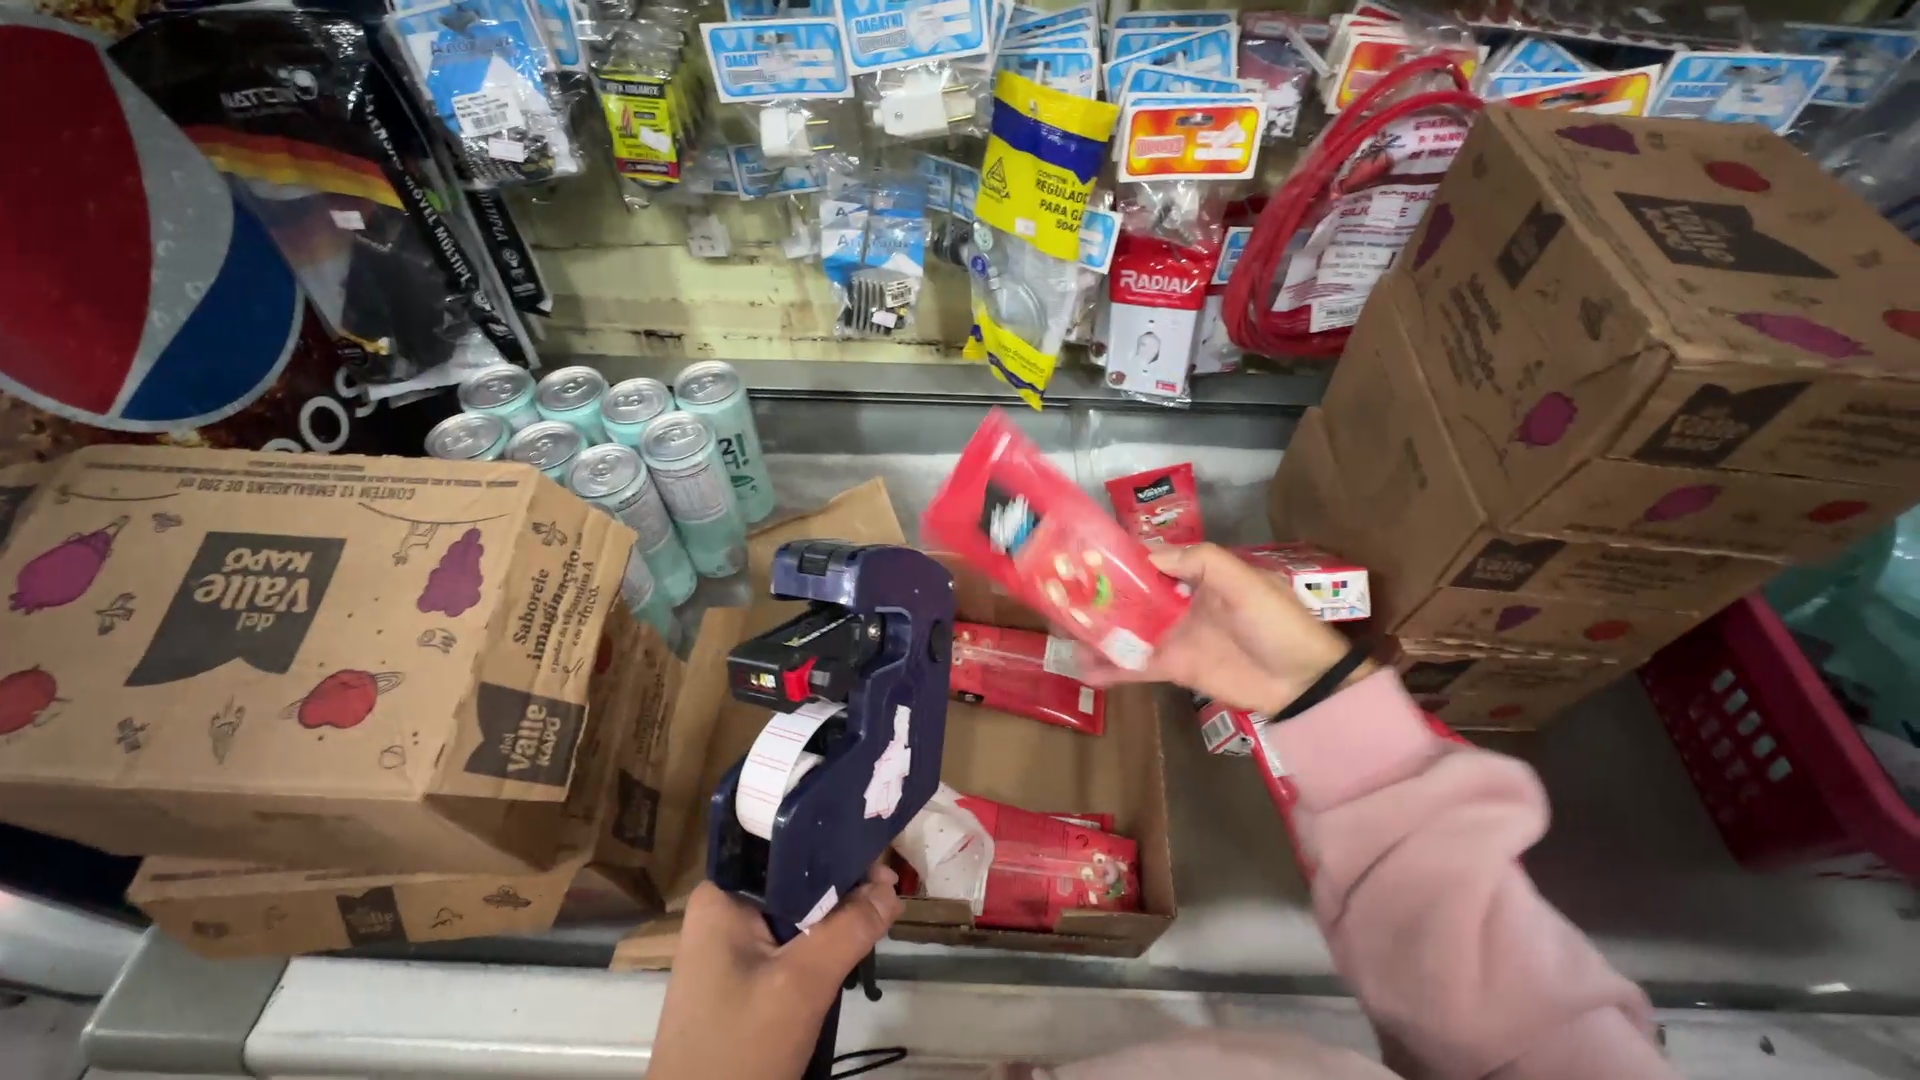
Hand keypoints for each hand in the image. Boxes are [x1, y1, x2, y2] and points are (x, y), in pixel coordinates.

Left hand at [649, 863, 903, 1079]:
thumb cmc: (739, 1049)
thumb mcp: (802, 985)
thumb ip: (849, 928)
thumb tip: (892, 889)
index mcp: (723, 893)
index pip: (786, 844)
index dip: (836, 844)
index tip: (883, 857)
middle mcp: (723, 907)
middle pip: (795, 875)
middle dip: (842, 882)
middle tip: (891, 894)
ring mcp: (729, 942)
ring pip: (796, 909)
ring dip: (834, 915)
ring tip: (878, 914)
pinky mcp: (741, 972)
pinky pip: (788, 939)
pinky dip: (819, 941)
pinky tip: (847, 947)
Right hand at [1075, 543, 1371, 714]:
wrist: (1304, 682)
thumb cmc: (1277, 623)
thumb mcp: (1246, 581)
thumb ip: (1200, 562)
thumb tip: (1147, 555)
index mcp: (1197, 576)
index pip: (1150, 562)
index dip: (1119, 559)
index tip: (1084, 557)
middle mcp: (1180, 603)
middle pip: (1130, 596)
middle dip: (1098, 596)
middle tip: (1059, 596)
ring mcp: (1174, 637)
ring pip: (1126, 631)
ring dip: (1097, 632)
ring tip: (1061, 633)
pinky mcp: (1174, 669)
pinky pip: (1135, 667)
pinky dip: (1110, 669)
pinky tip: (1082, 670)